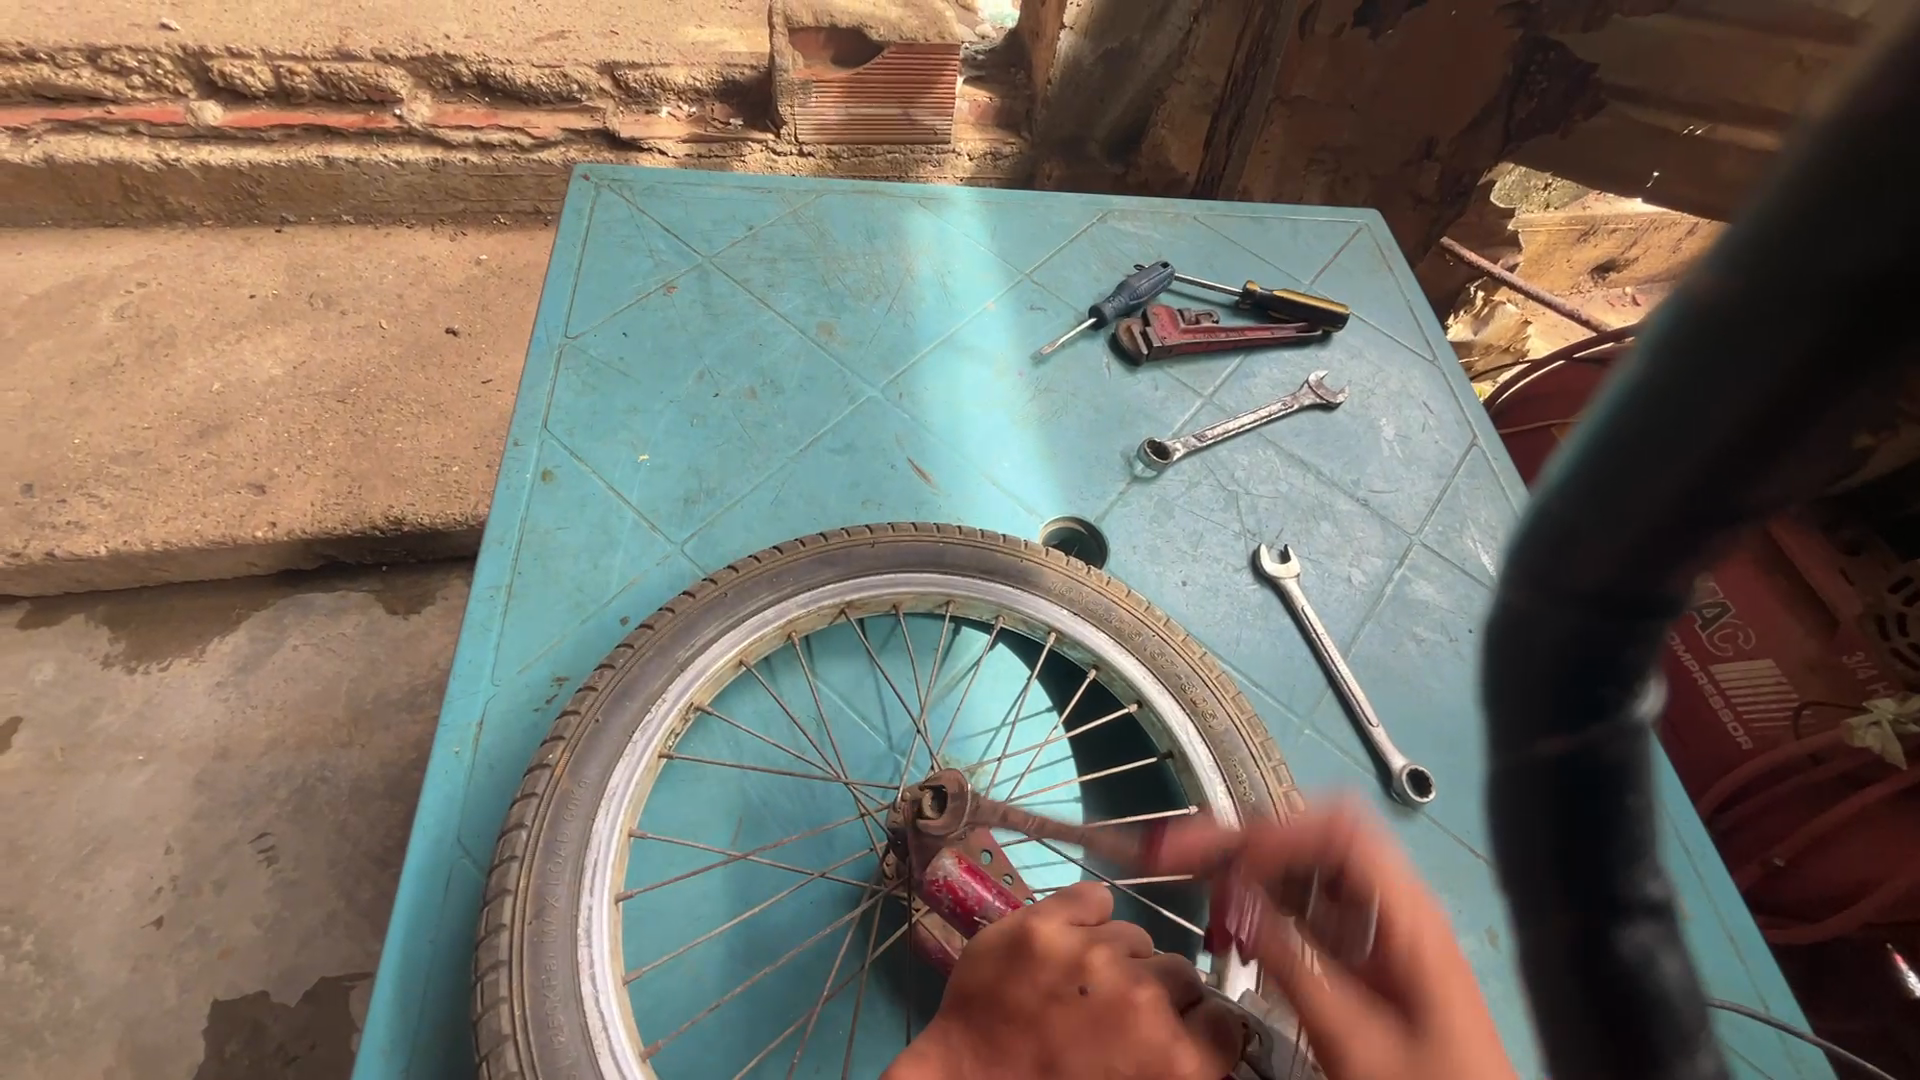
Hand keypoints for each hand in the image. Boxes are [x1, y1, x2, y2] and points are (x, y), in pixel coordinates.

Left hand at [884, 882, 1243, 1079]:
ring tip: (1087, 979)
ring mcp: (1086, 953)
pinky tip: (1074, 934)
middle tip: (1122, 1009)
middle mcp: (1141, 996)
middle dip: (1158, 990)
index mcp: (1171, 1057)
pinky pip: (1091, 897)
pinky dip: (1088, 913)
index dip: (1201, 1025)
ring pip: (1134, 935)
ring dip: (1119, 956)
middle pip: (1179, 972)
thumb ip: (1173, 1064)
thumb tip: (1197, 1035)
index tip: (1181, 1028)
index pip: (1225, 1023)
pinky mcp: (1041, 923)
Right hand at [1140, 800, 1515, 1079]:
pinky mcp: (1362, 944)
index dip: (1278, 832)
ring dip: (1241, 866)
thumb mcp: (1354, 1039)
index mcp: (1405, 912)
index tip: (1225, 863)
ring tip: (1187, 880)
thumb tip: (1231, 890)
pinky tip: (1230, 925)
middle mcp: (1390, 900)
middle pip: (1306, 835)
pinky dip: (1259, 899)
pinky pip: (1303, 898)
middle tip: (1169, 851)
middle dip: (1236, 839)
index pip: (1339, 831)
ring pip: (1299, 862)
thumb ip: (1291, 960)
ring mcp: (1376, 920)